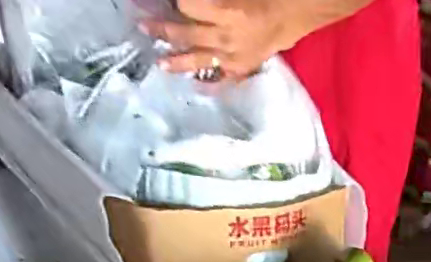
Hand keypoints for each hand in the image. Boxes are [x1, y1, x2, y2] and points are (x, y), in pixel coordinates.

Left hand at [139, 0, 305, 80]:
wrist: (289, 14)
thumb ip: (207, 0)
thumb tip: (184, 6)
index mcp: (225, 11)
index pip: (186, 5)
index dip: (175, 2)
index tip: (167, 3)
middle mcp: (225, 37)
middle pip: (186, 33)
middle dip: (162, 28)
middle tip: (141, 25)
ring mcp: (233, 57)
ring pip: (199, 59)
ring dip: (177, 60)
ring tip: (159, 62)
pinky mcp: (241, 69)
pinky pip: (222, 79)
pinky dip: (209, 83)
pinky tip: (195, 84)